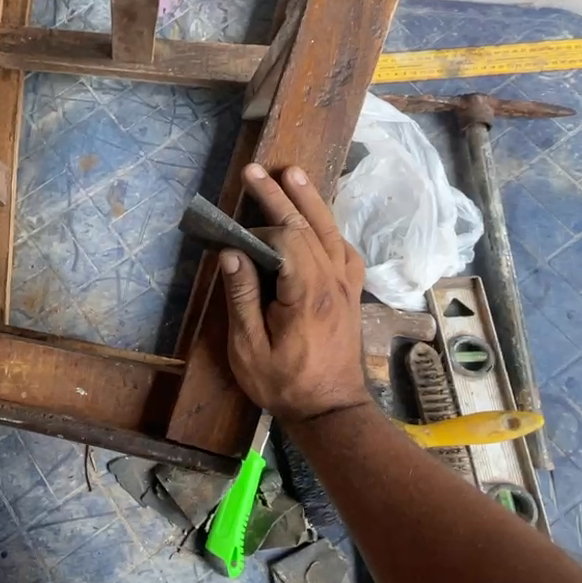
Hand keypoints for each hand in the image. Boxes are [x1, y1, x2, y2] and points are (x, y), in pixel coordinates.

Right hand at [218, 164, 368, 423]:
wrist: (331, 412)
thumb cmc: (284, 384)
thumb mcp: (249, 349)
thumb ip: (242, 299)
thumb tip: (231, 254)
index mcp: (308, 294)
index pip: (287, 241)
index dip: (260, 232)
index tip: (235, 242)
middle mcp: (333, 282)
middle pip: (309, 227)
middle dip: (280, 196)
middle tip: (255, 171)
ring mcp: (347, 286)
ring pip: (331, 232)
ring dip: (310, 202)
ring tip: (292, 174)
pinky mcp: (350, 293)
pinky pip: (343, 249)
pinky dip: (329, 227)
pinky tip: (318, 219)